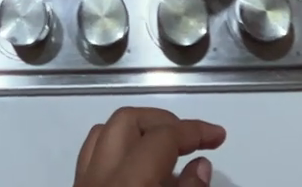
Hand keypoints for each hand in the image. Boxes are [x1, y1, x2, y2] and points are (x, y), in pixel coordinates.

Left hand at [74, 106, 225, 186]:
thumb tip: (201, 163)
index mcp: (129, 180)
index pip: (164, 137)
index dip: (195, 131)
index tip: (218, 135)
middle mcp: (101, 173)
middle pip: (128, 120)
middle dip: (163, 122)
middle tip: (190, 141)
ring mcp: (83, 180)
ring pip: (105, 131)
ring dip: (137, 130)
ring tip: (164, 149)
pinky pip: (91, 153)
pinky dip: (115, 146)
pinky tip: (134, 164)